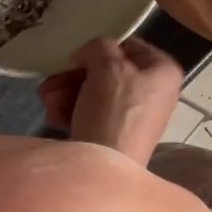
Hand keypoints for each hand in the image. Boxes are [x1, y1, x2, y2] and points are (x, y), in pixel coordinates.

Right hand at [40, 37, 183, 161]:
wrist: (105, 165)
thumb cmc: (112, 112)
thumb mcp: (108, 67)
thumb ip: (98, 47)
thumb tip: (88, 54)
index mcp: (162, 70)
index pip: (127, 46)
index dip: (97, 51)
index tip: (75, 62)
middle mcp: (151, 90)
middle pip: (103, 72)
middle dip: (71, 79)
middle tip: (50, 87)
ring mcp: (130, 114)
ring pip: (89, 93)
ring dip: (63, 95)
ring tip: (50, 106)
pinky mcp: (111, 132)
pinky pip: (87, 113)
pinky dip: (68, 113)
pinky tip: (57, 121)